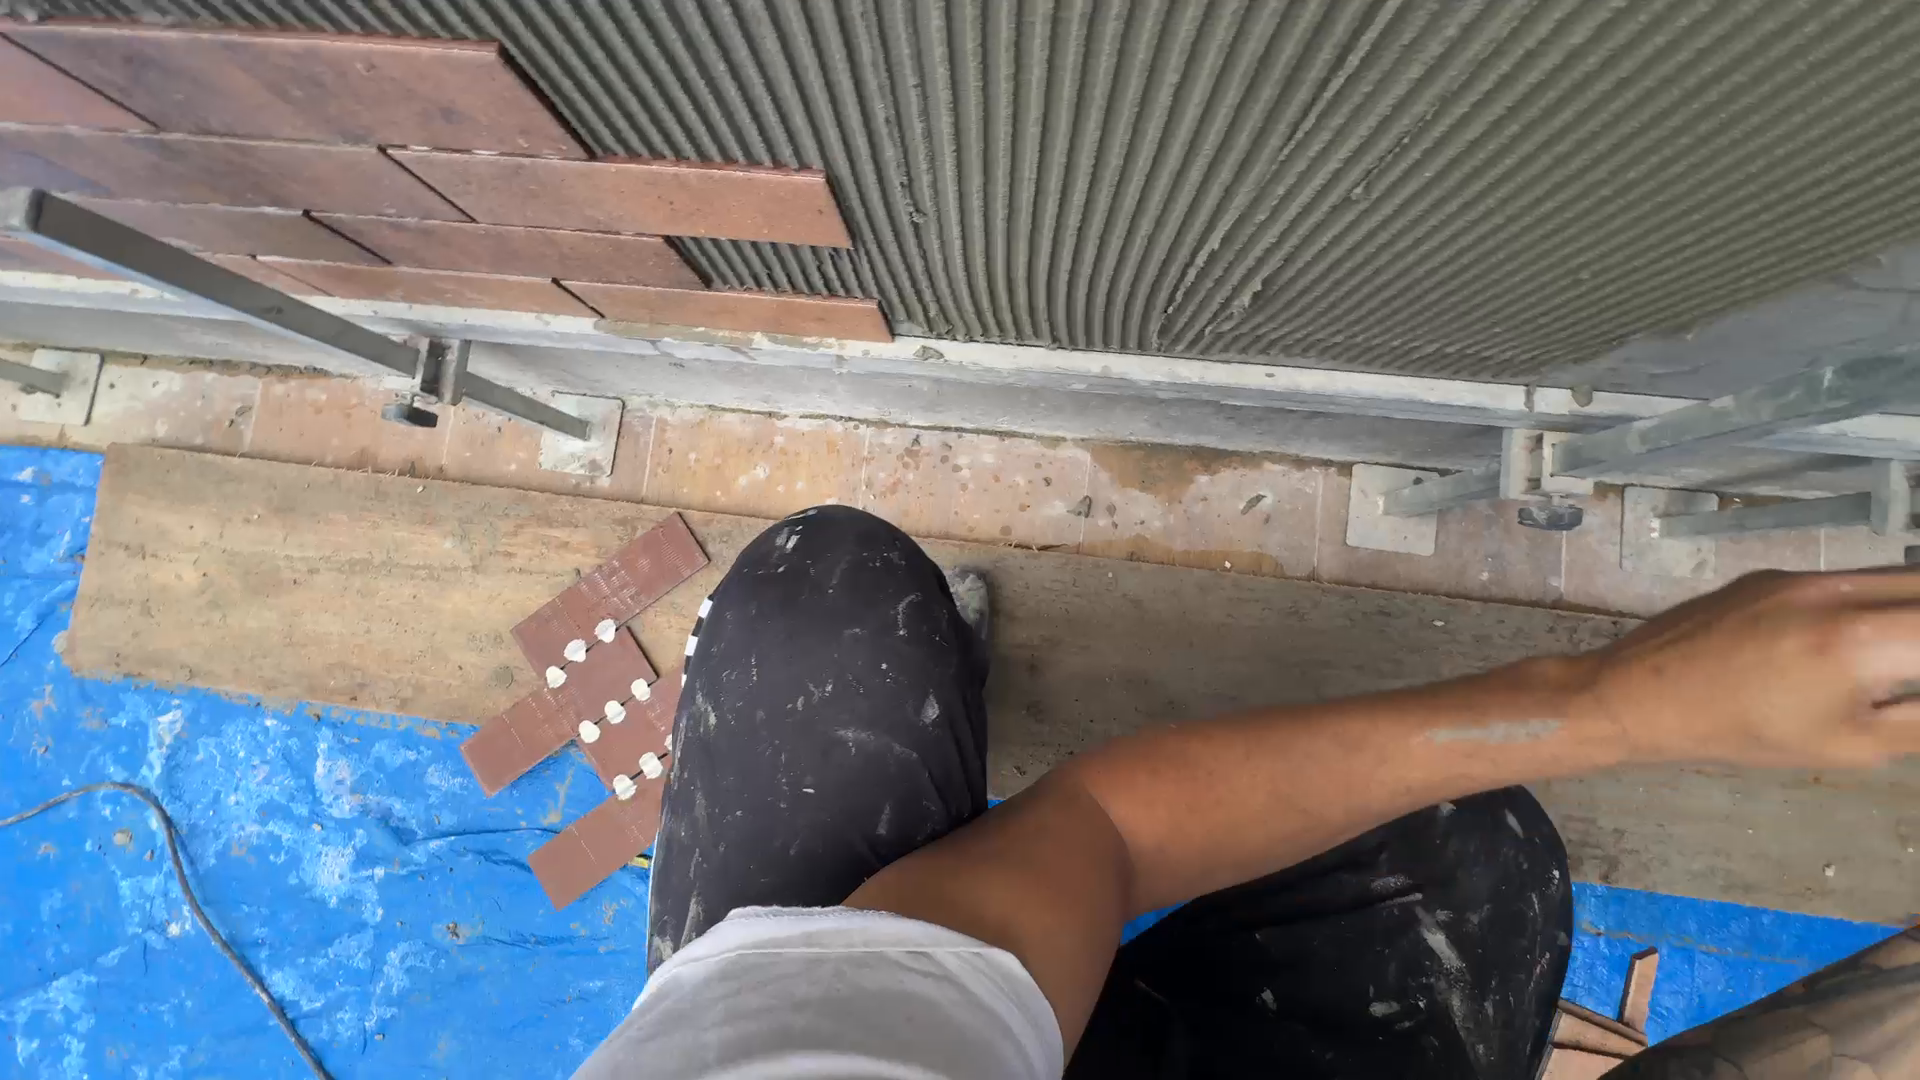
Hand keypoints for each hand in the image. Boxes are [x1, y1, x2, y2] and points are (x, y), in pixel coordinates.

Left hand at [1578, 569, 1919, 768]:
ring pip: (1900, 576)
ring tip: (1898, 655)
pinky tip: (1881, 635)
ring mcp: (1792, 577)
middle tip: (1912, 668)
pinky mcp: (1763, 576)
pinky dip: (1886, 598)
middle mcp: (1832, 590)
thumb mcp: (1855, 741)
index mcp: (1864, 637)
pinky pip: (1850, 577)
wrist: (1630, 694)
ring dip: (1917, 606)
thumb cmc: (1737, 730)